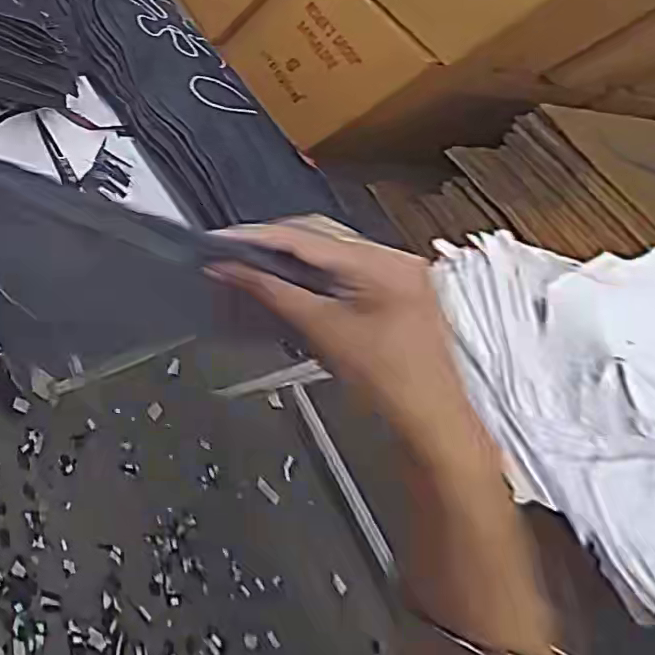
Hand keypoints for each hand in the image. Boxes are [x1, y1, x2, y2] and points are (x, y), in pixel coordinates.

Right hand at [209, 218, 482, 455]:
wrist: (431, 422)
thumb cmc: (391, 385)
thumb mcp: (316, 327)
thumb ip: (267, 289)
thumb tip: (229, 267)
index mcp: (383, 264)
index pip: (302, 236)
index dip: (254, 236)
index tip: (222, 239)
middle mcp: (397, 260)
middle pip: (317, 232)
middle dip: (271, 240)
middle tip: (233, 250)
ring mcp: (401, 271)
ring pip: (330, 244)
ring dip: (291, 252)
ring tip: (255, 261)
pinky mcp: (398, 285)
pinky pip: (345, 261)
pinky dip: (313, 266)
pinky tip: (291, 276)